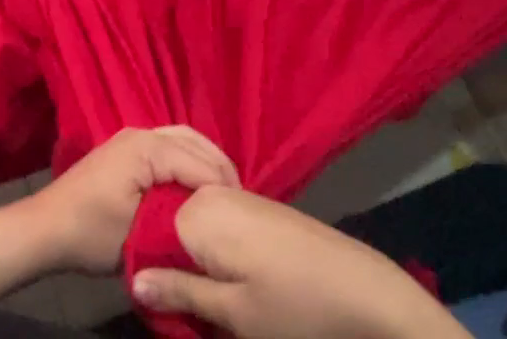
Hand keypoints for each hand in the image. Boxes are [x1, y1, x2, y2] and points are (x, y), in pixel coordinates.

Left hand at [20, 126, 239, 274]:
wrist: (48, 229)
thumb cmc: (92, 233)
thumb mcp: (140, 230)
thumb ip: (178, 215)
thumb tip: (213, 216)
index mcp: (145, 148)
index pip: (200, 163)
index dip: (224, 191)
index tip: (243, 219)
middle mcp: (141, 133)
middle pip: (196, 142)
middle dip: (220, 170)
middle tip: (240, 206)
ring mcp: (133, 138)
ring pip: (184, 140)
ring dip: (206, 163)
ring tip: (224, 198)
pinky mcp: (128, 149)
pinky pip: (170, 146)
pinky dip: (190, 161)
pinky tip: (198, 189)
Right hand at [131, 186, 469, 338]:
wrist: (371, 294)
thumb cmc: (297, 306)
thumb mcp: (233, 312)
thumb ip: (180, 291)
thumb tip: (134, 281)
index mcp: (197, 212)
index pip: (149, 235)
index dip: (152, 272)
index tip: (164, 305)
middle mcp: (213, 193)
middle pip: (173, 229)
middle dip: (177, 267)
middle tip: (194, 310)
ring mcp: (240, 198)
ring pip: (198, 230)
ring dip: (200, 264)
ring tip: (219, 302)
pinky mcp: (263, 209)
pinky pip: (223, 227)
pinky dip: (223, 256)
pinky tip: (242, 285)